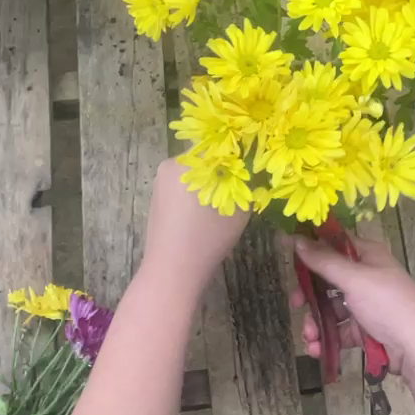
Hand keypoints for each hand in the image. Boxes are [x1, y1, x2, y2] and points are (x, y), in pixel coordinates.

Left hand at [140, 158, 247, 293]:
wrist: (171, 270)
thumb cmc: (208, 238)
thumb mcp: (239, 207)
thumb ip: (249, 180)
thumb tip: (257, 163)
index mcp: (189, 162)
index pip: (220, 144)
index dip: (239, 152)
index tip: (253, 165)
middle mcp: (171, 164)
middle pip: (205, 155)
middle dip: (223, 167)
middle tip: (240, 186)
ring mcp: (160, 180)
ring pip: (194, 170)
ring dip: (210, 179)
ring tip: (223, 202)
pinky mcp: (157, 195)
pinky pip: (182, 183)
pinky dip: (196, 191)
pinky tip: (205, 212)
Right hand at [289, 235, 414, 375]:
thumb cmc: (388, 305)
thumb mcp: (355, 279)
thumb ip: (324, 261)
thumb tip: (296, 238)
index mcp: (368, 256)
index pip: (334, 245)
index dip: (312, 250)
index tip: (288, 255)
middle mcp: (367, 276)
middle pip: (328, 280)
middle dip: (309, 295)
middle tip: (295, 304)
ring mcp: (366, 304)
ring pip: (331, 309)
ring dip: (315, 323)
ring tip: (309, 338)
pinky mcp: (366, 329)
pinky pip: (340, 330)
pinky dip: (327, 339)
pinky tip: (316, 349)